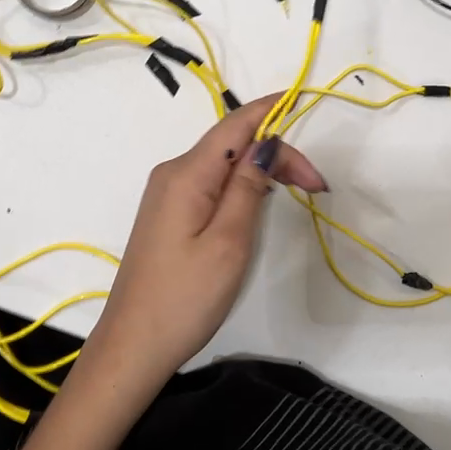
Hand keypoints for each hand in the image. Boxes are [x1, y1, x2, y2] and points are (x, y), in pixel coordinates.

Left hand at [85, 93, 325, 383]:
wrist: (133, 345)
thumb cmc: (185, 297)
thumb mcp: (228, 242)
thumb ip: (249, 188)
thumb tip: (266, 142)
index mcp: (187, 174)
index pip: (235, 125)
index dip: (270, 111)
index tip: (305, 103)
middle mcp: (173, 172)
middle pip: (232, 142)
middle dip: (275, 150)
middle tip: (317, 186)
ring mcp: (167, 193)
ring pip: (222, 162)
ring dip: (260, 167)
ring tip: (298, 189)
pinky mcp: (167, 213)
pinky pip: (210, 181)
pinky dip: (240, 182)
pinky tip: (258, 198)